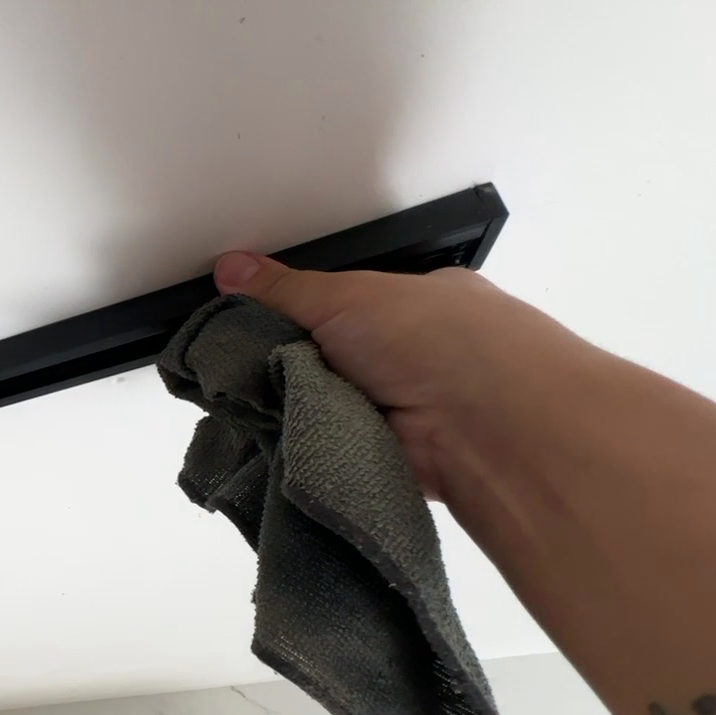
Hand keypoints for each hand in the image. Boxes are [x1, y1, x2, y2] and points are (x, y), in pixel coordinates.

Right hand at [212, 252, 601, 499]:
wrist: (485, 430)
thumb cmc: (442, 344)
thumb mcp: (348, 296)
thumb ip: (282, 288)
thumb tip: (229, 265)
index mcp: (409, 303)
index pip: (329, 304)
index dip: (282, 312)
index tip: (239, 321)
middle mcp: (401, 354)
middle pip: (312, 354)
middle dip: (275, 361)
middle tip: (232, 365)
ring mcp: (388, 403)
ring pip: (307, 398)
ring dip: (279, 400)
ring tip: (239, 398)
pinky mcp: (370, 447)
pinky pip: (313, 436)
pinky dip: (290, 434)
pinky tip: (261, 429)